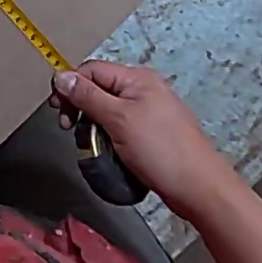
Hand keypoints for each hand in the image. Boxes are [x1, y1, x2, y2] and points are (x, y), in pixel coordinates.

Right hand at [51, 61, 242, 221]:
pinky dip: (109, 135)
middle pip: (98, 88)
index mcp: (137, 78)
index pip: (91, 70)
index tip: (59, 109)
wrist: (203, 192)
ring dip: (94, 124)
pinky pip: (120, 126)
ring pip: (107, 109)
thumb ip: (86, 96)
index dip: (71, 86)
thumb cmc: (162, 151)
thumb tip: (60, 76)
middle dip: (81, 107)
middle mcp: (143, 89)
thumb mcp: (117, 119)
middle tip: (70, 127)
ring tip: (90, 143)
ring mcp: (150, 112)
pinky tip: (108, 149)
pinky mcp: (152, 133)